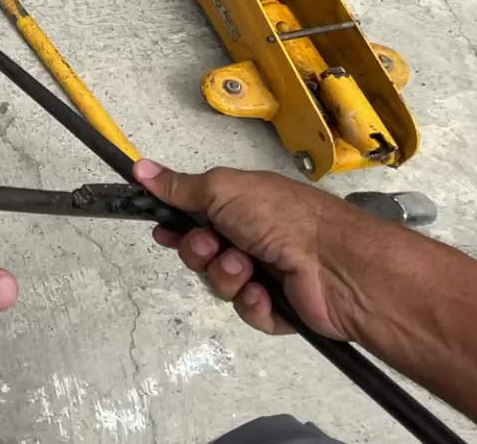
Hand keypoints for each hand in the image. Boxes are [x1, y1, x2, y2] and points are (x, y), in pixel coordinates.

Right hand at [135, 158, 385, 340]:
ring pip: (219, 281)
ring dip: (226, 274)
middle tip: (212, 245)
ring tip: (248, 269)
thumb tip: (138, 166)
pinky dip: (252, 302)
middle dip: (198, 251)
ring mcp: (264, 274)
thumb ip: (179, 185)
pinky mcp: (279, 310)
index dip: (174, 226)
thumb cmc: (278, 217)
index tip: (162, 231)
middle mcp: (248, 238)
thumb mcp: (222, 189)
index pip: (192, 216)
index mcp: (237, 206)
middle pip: (198, 252)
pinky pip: (246, 310)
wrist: (338, 267)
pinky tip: (266, 293)